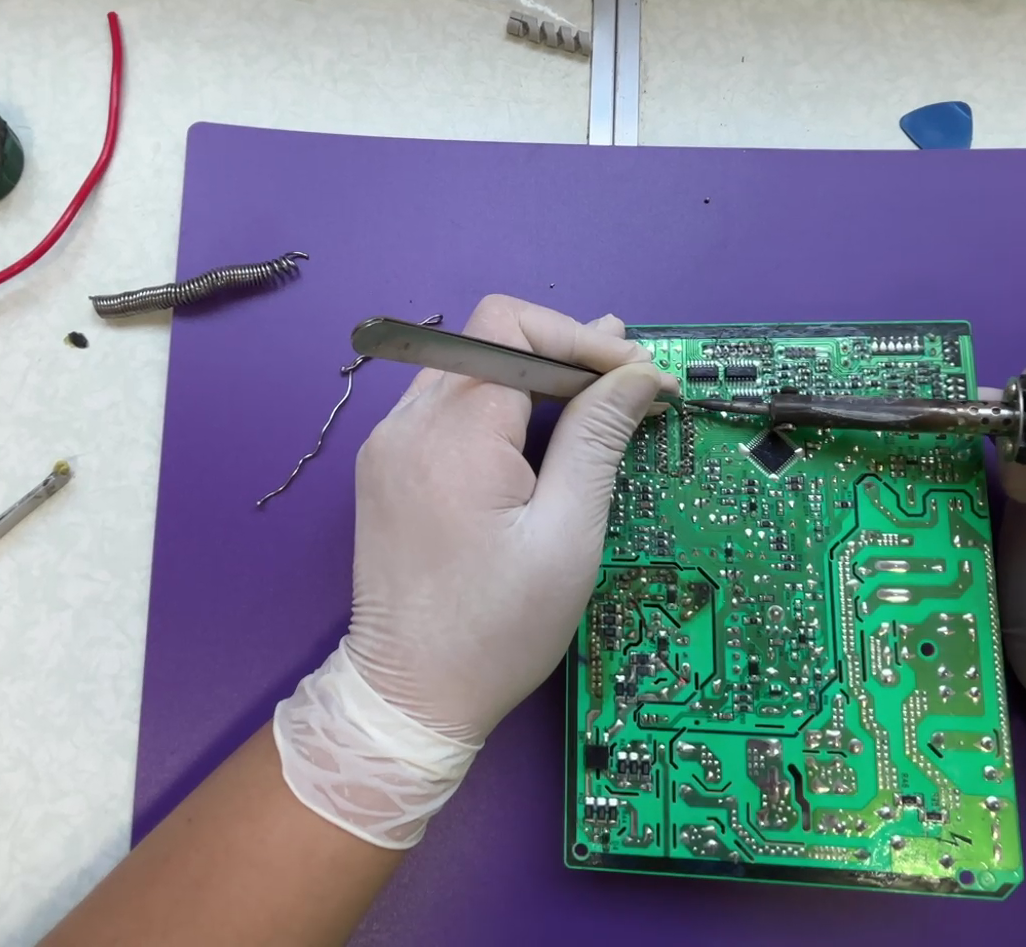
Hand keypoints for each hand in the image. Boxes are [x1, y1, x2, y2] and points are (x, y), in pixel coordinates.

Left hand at [275, 295, 671, 846]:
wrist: (409, 696)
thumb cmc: (498, 628)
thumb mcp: (567, 535)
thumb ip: (597, 438)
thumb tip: (637, 373)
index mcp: (452, 433)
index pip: (512, 328)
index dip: (581, 338)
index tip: (638, 375)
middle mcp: (407, 422)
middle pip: (489, 341)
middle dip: (565, 353)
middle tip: (630, 381)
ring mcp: (389, 442)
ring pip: (469, 369)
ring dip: (535, 376)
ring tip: (598, 395)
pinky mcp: (387, 466)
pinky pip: (448, 407)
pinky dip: (500, 406)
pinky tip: (540, 430)